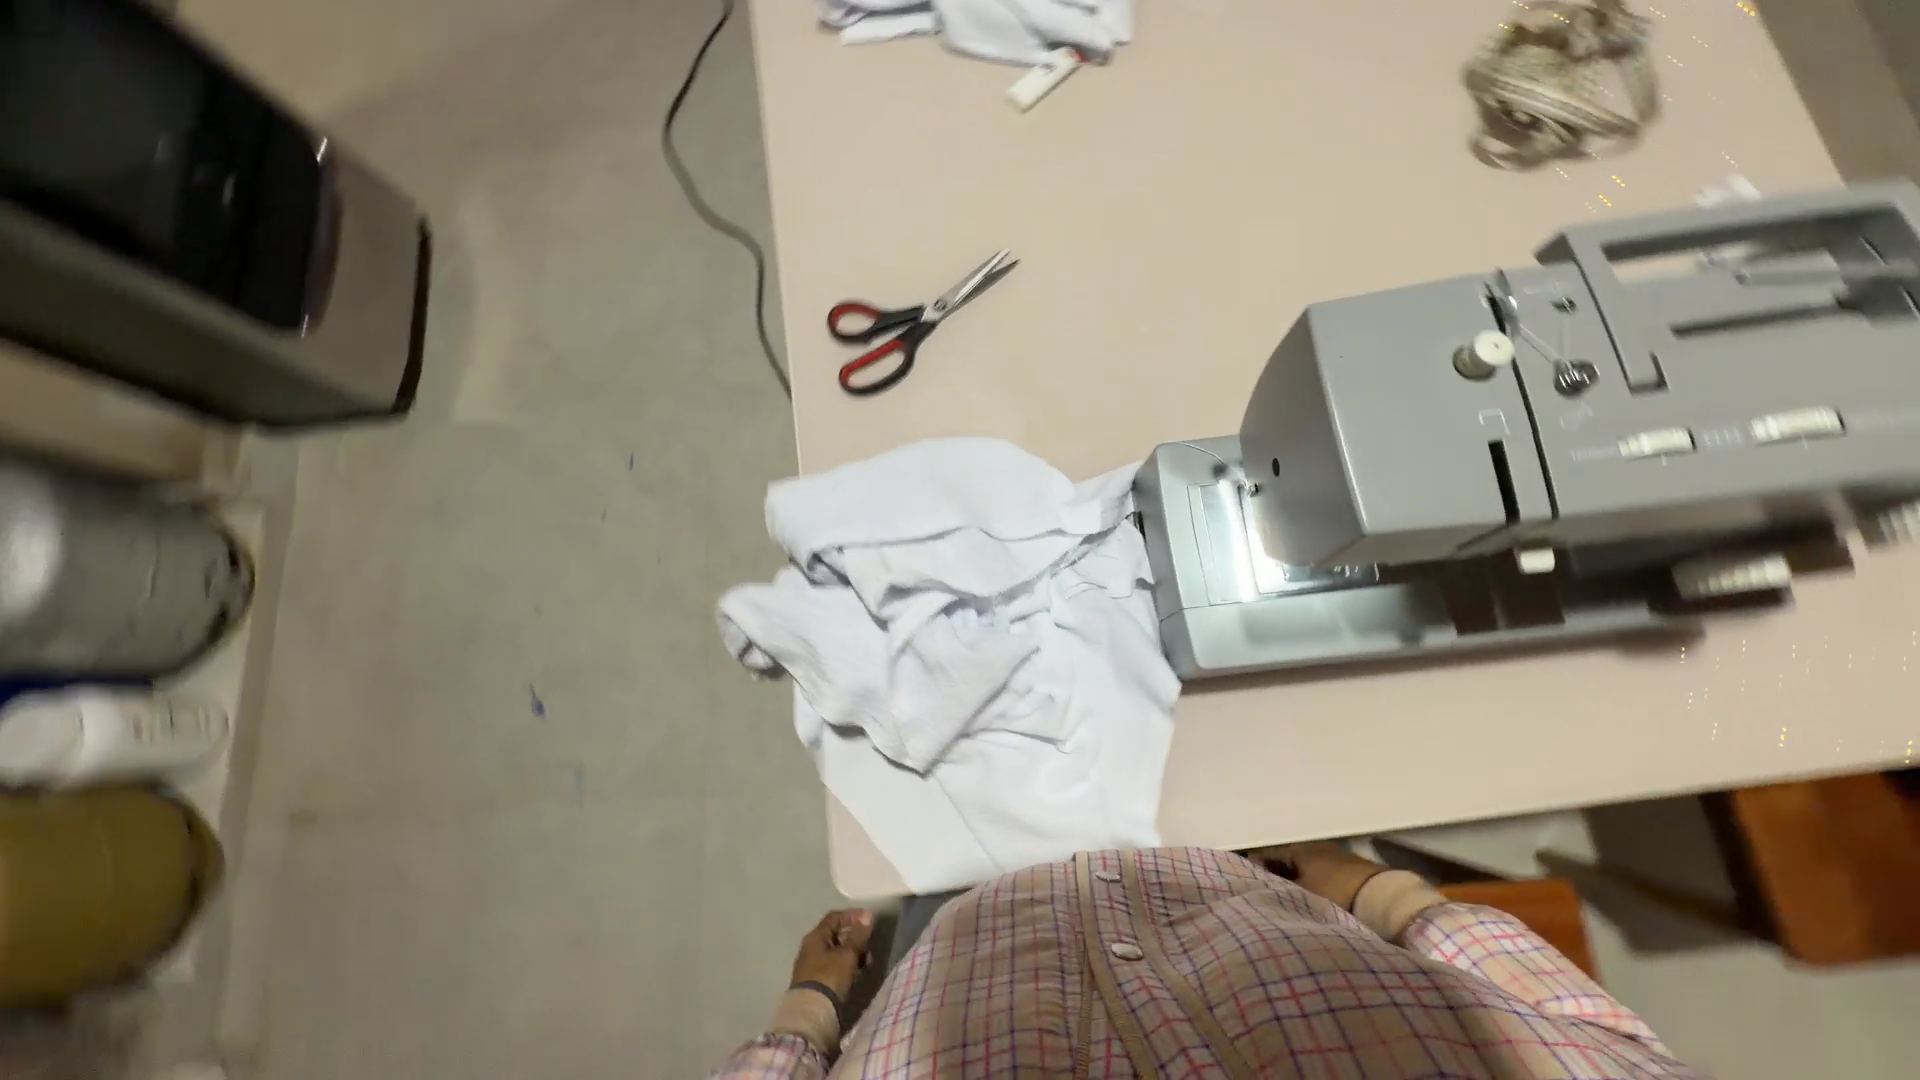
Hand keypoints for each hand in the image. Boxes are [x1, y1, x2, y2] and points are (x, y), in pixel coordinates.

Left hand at [790, 909, 874, 999]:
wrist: (811, 1014)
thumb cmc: (829, 978)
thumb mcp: (847, 955)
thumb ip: (858, 935)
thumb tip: (867, 916)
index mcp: (815, 937)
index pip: (834, 917)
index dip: (852, 915)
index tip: (868, 920)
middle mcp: (810, 948)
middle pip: (835, 934)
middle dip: (854, 937)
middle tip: (869, 944)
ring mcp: (811, 966)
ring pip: (835, 952)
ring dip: (852, 953)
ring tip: (866, 962)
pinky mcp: (815, 982)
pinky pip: (833, 966)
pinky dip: (846, 966)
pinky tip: (856, 974)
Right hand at [1252, 841, 1387, 909]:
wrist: (1382, 897)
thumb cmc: (1334, 892)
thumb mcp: (1300, 893)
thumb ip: (1278, 888)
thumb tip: (1261, 885)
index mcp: (1297, 847)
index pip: (1267, 853)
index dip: (1255, 867)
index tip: (1248, 881)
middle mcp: (1313, 845)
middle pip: (1287, 859)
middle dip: (1277, 874)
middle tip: (1267, 893)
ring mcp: (1334, 855)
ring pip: (1305, 867)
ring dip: (1297, 879)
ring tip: (1289, 899)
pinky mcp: (1351, 868)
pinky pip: (1322, 873)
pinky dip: (1314, 882)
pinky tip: (1313, 898)